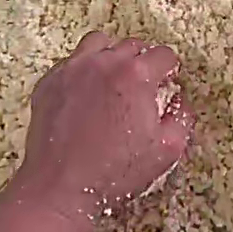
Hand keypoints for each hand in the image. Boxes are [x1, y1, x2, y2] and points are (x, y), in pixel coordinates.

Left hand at [6, 32, 192, 226]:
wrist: (60, 188)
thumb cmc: (114, 172)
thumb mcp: (166, 150)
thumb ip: (181, 117)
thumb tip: (180, 100)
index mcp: (136, 74)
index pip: (163, 54)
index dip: (169, 68)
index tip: (167, 81)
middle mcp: (104, 61)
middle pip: (132, 45)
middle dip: (142, 61)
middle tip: (141, 85)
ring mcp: (73, 67)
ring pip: (99, 43)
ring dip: (110, 56)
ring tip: (112, 79)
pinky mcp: (50, 79)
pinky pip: (71, 61)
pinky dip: (82, 70)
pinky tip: (85, 93)